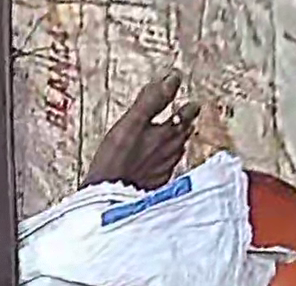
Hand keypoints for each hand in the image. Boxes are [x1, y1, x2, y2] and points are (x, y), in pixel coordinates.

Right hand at [82, 72, 197, 190]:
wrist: (106, 197)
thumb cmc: (115, 160)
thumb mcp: (131, 122)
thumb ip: (153, 98)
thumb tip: (173, 78)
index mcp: (168, 133)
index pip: (187, 112)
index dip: (188, 105)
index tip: (189, 101)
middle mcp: (171, 152)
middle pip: (183, 133)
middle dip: (183, 124)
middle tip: (183, 118)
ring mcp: (163, 171)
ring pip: (176, 152)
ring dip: (174, 144)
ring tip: (170, 140)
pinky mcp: (153, 187)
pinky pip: (164, 171)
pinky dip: (162, 163)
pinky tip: (155, 164)